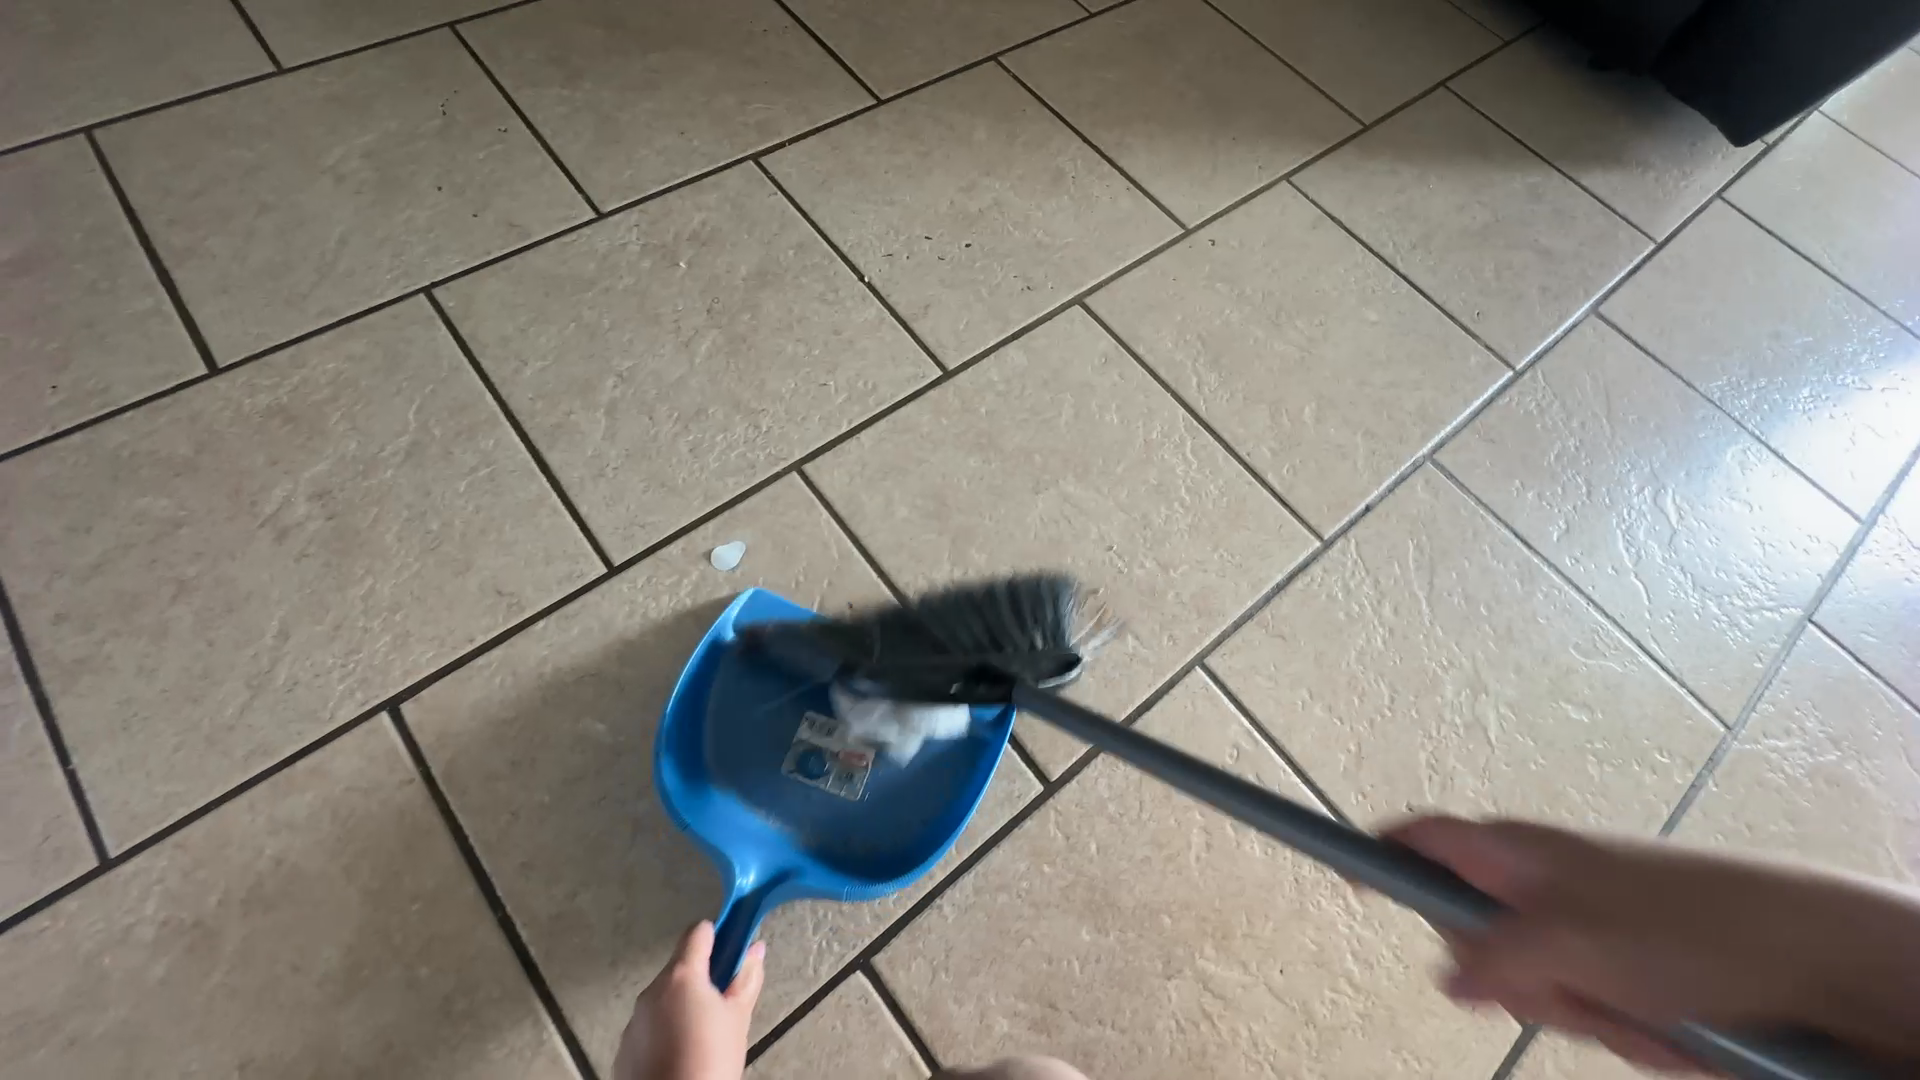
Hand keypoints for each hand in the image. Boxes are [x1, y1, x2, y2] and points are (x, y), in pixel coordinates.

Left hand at [614, 921, 765, 1079]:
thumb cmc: (712, 1060)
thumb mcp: (739, 1018)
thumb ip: (747, 978)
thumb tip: (755, 949)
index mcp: (682, 976)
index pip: (698, 932)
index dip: (717, 935)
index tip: (731, 952)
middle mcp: (652, 990)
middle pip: (680, 966)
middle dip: (701, 976)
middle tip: (722, 1001)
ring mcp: (634, 1021)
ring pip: (663, 996)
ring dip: (681, 1003)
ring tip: (701, 1033)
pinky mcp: (623, 1049)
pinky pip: (649, 1025)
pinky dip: (664, 1029)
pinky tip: (679, 1054)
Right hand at [1388, 816, 1919, 1071]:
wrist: (1814, 958)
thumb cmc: (1672, 930)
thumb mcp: (1568, 947)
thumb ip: (1493, 958)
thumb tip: (1444, 976)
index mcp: (1506, 852)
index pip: (1415, 838)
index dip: (1374, 853)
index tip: (1351, 885)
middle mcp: (1530, 876)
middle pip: (1467, 925)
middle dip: (1506, 975)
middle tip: (1558, 993)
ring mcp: (1574, 915)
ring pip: (1526, 970)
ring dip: (1568, 1005)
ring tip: (1627, 1010)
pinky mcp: (1615, 952)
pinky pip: (1579, 992)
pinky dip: (1609, 1017)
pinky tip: (1654, 1021)